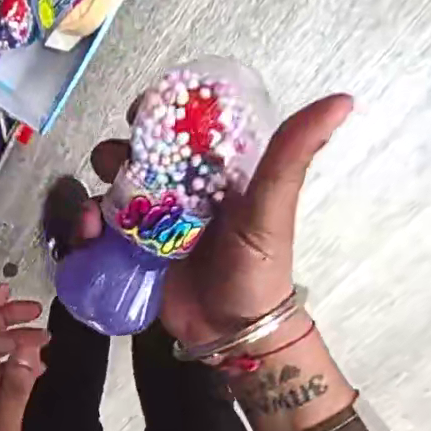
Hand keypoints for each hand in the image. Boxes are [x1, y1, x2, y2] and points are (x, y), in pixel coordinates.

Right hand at [83, 93, 352, 346]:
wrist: (233, 331)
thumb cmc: (258, 268)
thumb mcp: (271, 209)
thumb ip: (291, 156)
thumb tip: (343, 99)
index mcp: (215, 172)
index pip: (182, 127)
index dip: (159, 112)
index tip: (140, 112)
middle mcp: (182, 191)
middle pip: (139, 155)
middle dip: (118, 153)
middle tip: (114, 163)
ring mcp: (154, 223)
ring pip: (114, 190)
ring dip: (96, 192)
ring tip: (94, 213)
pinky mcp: (135, 253)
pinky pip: (103, 231)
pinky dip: (87, 229)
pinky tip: (87, 237)